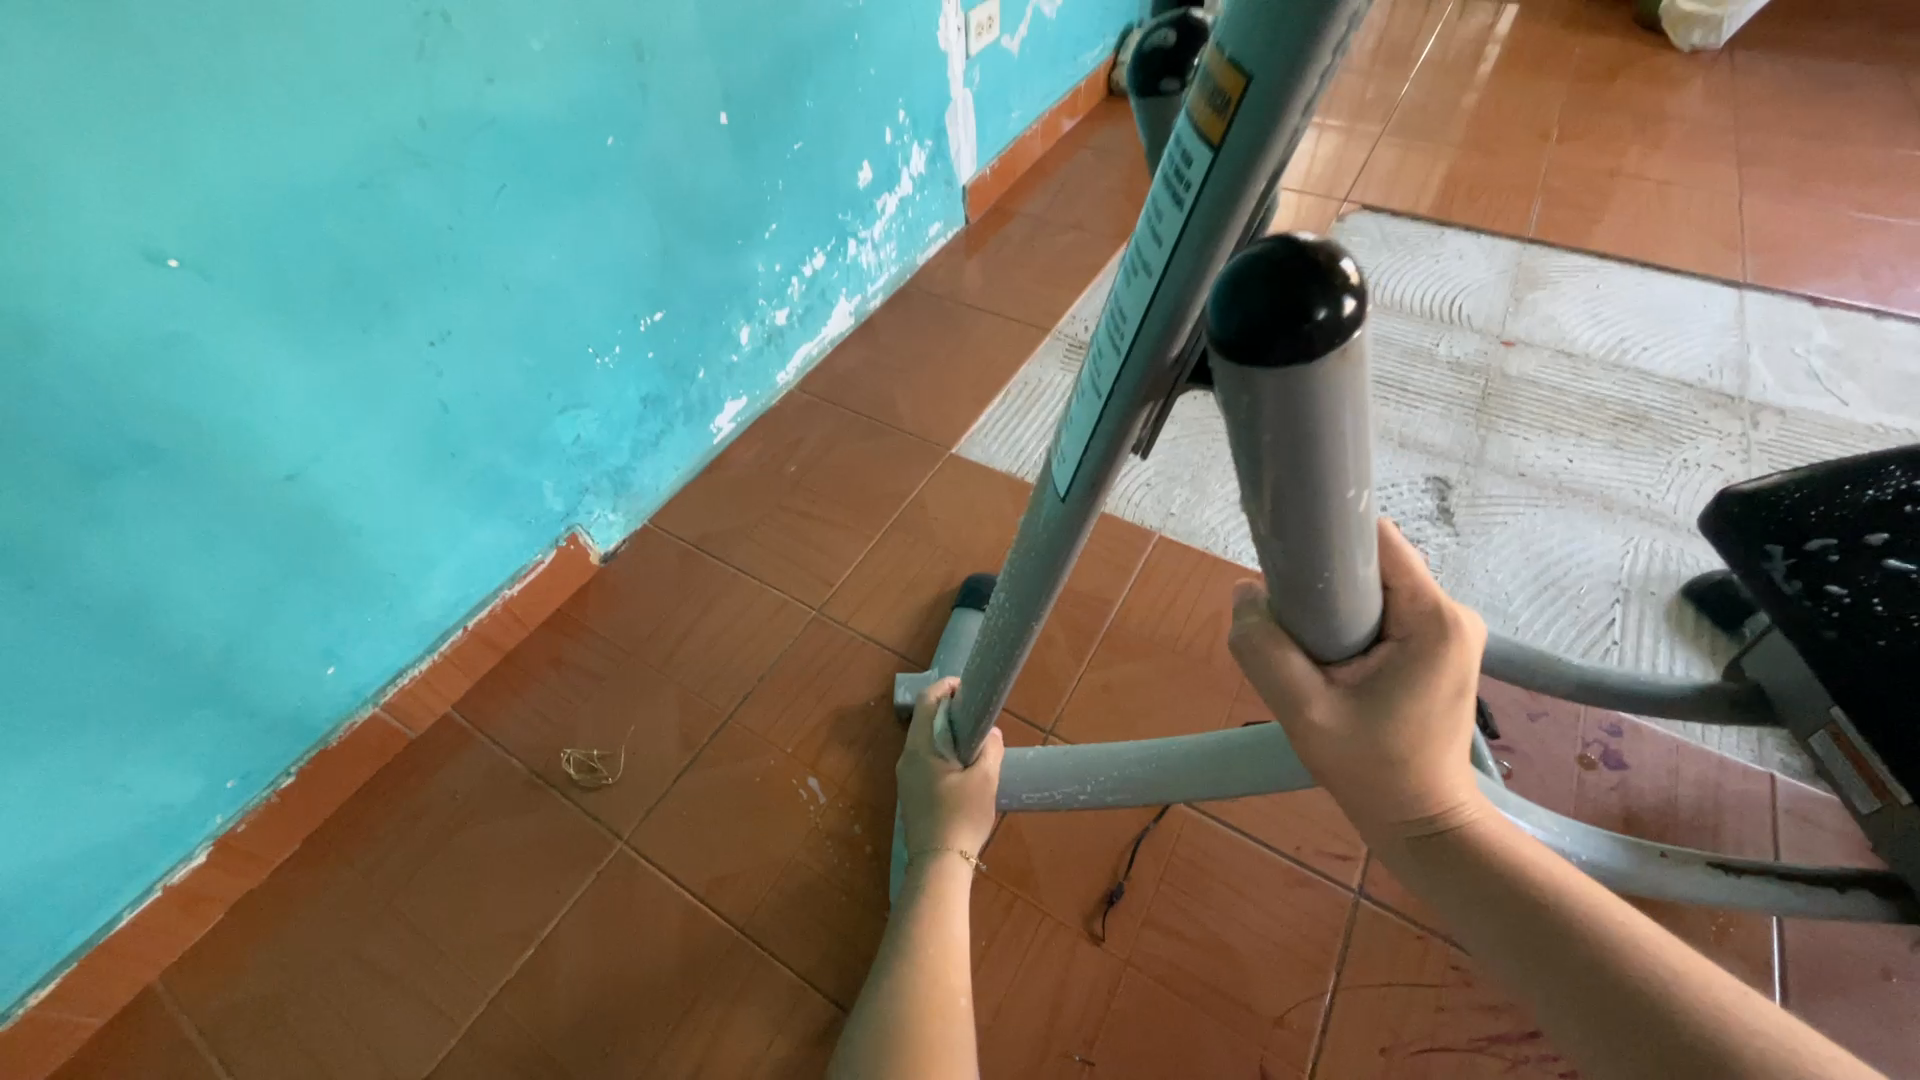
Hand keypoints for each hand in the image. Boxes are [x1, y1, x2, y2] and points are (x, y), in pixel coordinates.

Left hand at [896, 677, 1004, 860]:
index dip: (946, 687)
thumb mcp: (985, 780)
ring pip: (924, 741)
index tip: (967, 687)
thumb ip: (989, 750)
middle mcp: (906, 757)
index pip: (928, 701)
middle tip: (976, 710)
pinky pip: (924, 759)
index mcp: (920, 748)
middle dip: (948, 709)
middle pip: (924, 720)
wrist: (938, 864)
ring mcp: (905, 777)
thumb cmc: (961, 817)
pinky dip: (941, 750)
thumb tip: (991, 732)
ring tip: (973, 736)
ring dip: (946, 732)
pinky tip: (961, 764)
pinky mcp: (910, 793)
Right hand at [1228, 518, 1489, 843]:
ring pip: (1370, 588)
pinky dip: (1346, 626)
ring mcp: (1447, 629)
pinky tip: (1327, 662)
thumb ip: (1264, 650)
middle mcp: (1450, 612)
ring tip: (1307, 652)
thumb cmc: (1371, 771)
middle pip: (1369, 564)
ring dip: (1331, 609)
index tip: (1284, 570)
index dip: (1324, 543)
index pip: (1375, 541)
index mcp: (1433, 618)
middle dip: (1322, 585)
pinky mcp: (1436, 646)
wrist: (1422, 822)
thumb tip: (1243, 591)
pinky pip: (1380, 612)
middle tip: (1289, 628)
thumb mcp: (1303, 713)